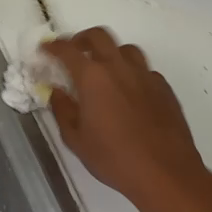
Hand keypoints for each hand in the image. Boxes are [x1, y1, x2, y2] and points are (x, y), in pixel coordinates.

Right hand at [42, 27, 207, 210]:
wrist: (166, 174)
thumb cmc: (114, 158)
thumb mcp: (75, 139)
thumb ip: (62, 110)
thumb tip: (57, 92)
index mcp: (93, 78)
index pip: (67, 50)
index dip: (53, 46)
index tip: (45, 49)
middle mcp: (119, 69)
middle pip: (99, 36)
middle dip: (82, 39)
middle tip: (73, 52)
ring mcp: (145, 77)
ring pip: (126, 49)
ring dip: (110, 53)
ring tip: (103, 69)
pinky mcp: (165, 89)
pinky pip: (145, 70)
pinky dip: (131, 73)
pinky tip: (128, 92)